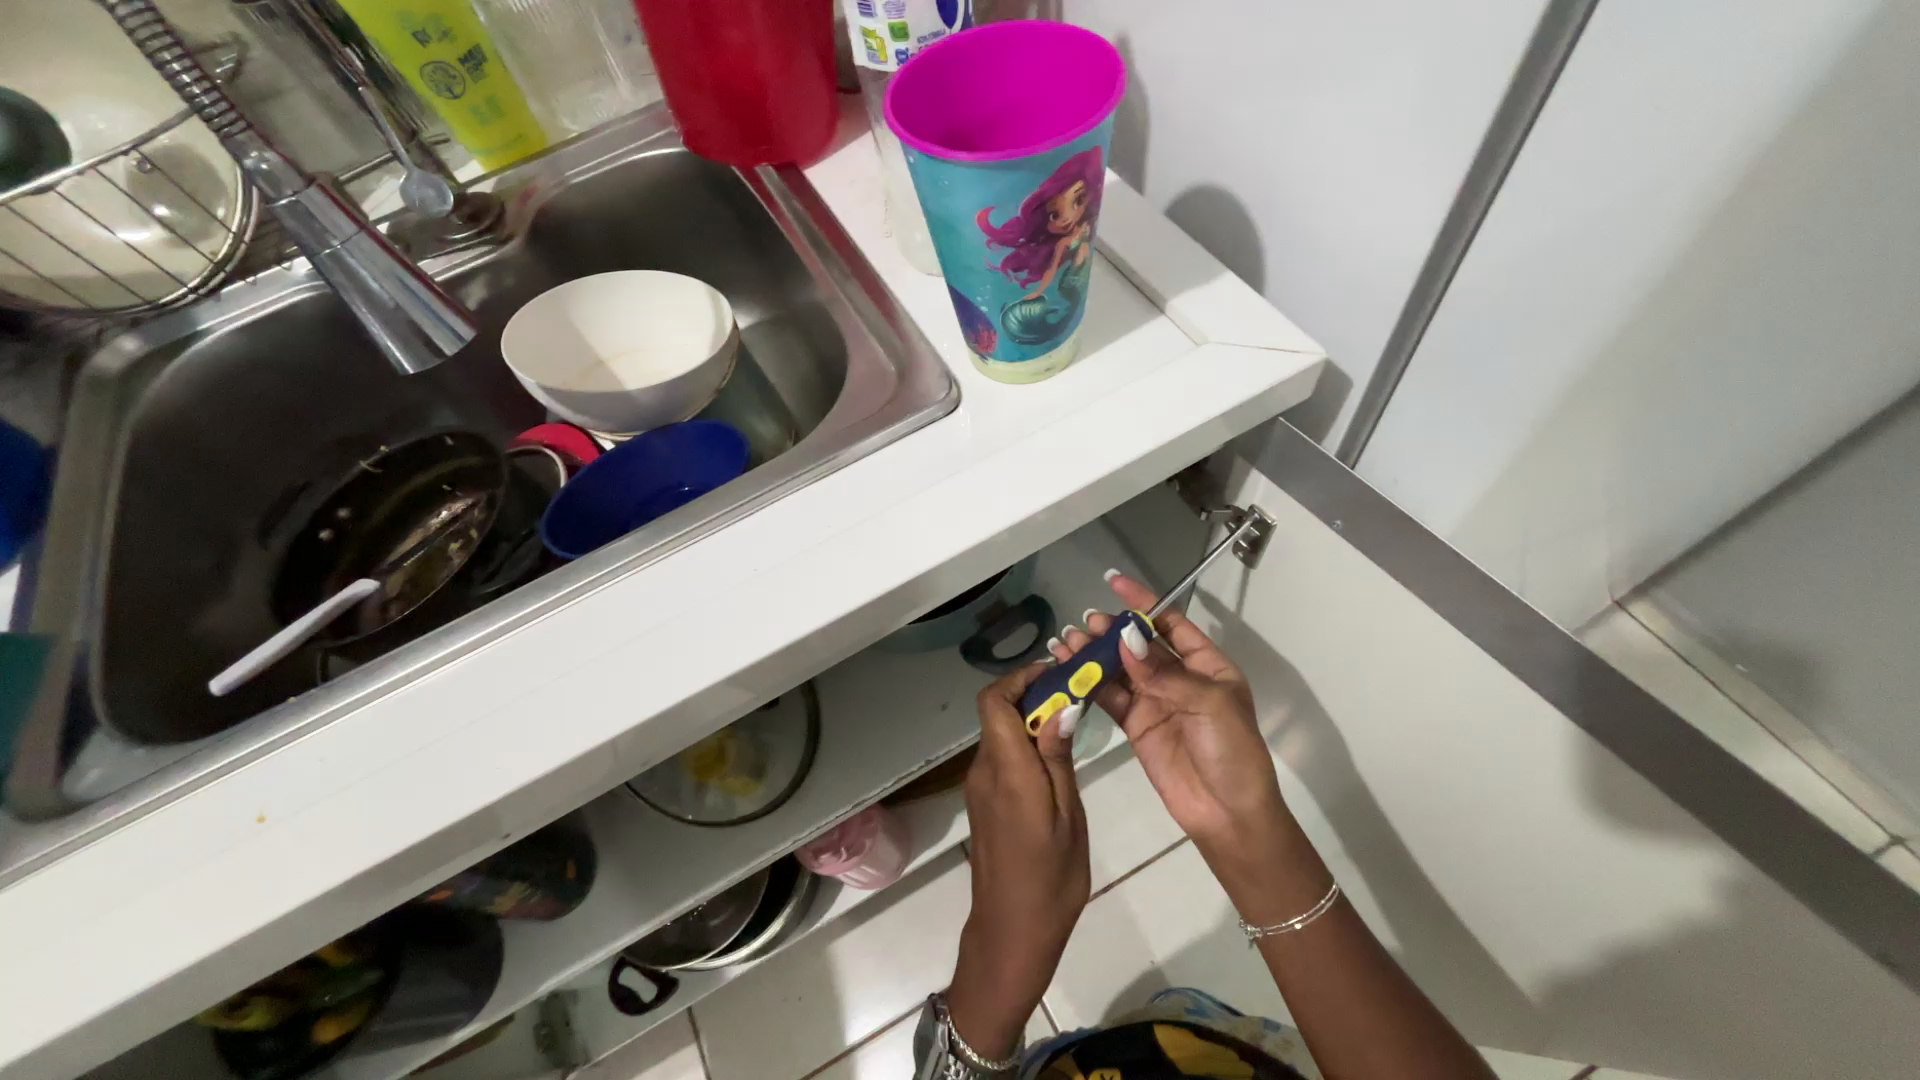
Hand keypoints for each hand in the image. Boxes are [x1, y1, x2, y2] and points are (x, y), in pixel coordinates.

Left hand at [948, 662, 1088, 1058]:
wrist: (1011, 931)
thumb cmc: (1051, 878)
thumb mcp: (1068, 816)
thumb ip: (1058, 759)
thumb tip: (1061, 706)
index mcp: (1008, 771)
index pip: (994, 702)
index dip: (1019, 678)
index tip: (1056, 673)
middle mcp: (984, 771)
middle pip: (996, 714)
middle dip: (1032, 695)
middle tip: (1075, 694)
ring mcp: (979, 787)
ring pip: (999, 734)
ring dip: (1029, 720)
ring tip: (1073, 723)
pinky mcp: (983, 802)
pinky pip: (1000, 758)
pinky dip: (1023, 745)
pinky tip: (1055, 758)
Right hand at [1054, 573, 1292, 867]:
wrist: (1228, 812)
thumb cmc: (1231, 750)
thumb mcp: (1208, 703)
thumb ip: (1164, 672)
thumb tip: (1126, 638)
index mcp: (1206, 664)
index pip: (1170, 622)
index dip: (1143, 602)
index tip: (1113, 583)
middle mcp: (1178, 677)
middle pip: (1138, 644)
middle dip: (1111, 630)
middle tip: (1085, 623)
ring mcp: (1155, 701)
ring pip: (1118, 668)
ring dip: (1094, 653)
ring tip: (1067, 641)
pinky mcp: (1135, 725)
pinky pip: (1109, 696)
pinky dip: (1088, 683)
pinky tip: (1068, 669)